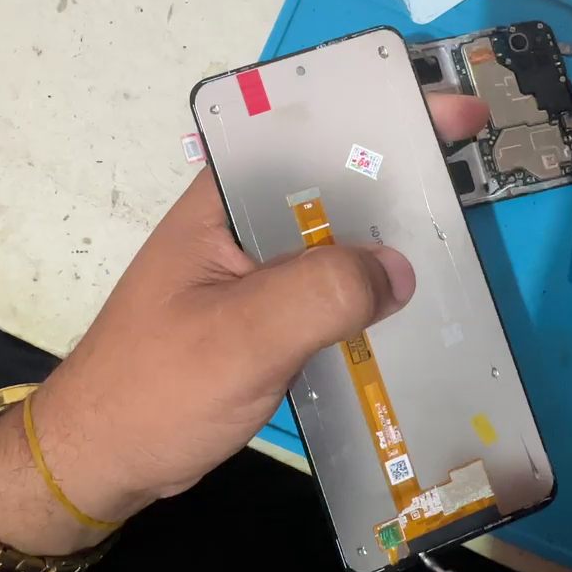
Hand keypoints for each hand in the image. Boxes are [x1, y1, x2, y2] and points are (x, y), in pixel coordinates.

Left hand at [27, 93, 489, 536]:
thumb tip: (399, 269)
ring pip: (336, 235)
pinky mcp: (266, 309)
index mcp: (226, 197)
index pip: (310, 132)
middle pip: (331, 180)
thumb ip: (320, 294)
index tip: (452, 113)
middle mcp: (243, 219)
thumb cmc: (155, 389)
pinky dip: (368, 289)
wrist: (102, 458)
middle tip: (470, 169)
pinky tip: (411, 302)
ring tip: (457, 231)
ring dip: (389, 235)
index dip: (382, 114)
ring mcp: (255, 266)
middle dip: (399, 172)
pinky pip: (330, 285)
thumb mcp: (240, 336)